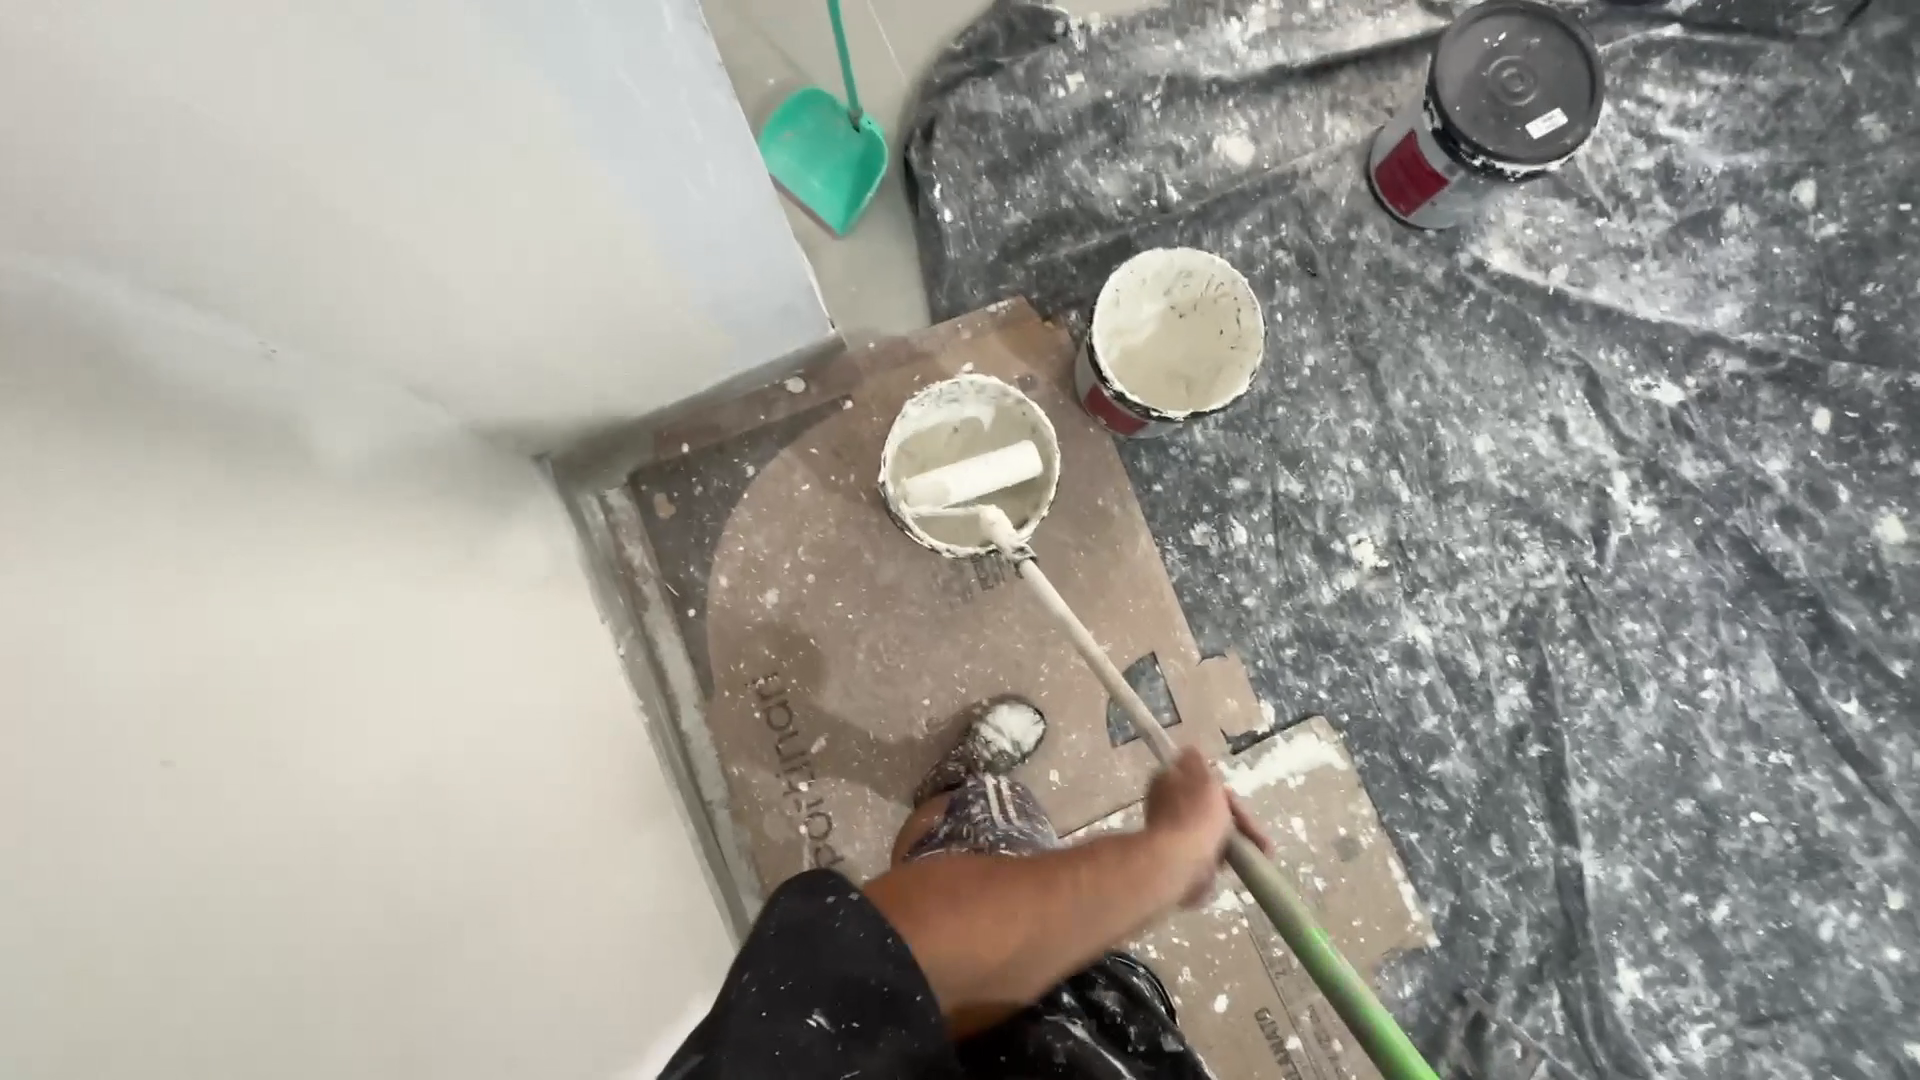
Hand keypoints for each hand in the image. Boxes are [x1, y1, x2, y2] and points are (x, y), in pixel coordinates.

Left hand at [1144, 748, 1275, 907]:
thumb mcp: (1201, 778)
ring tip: (1261, 851)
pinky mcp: (1185, 857)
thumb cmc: (1195, 816)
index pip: (1201, 779)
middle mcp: (1168, 805)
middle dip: (1238, 818)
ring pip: (1215, 829)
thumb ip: (1197, 762)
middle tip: (1257, 836)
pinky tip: (1243, 865)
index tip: (1233, 800)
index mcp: (1167, 781)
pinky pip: (1212, 851)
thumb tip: (1190, 749)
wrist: (1180, 865)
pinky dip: (1227, 856)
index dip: (1223, 790)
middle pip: (1211, 805)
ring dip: (1239, 840)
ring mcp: (1176, 833)